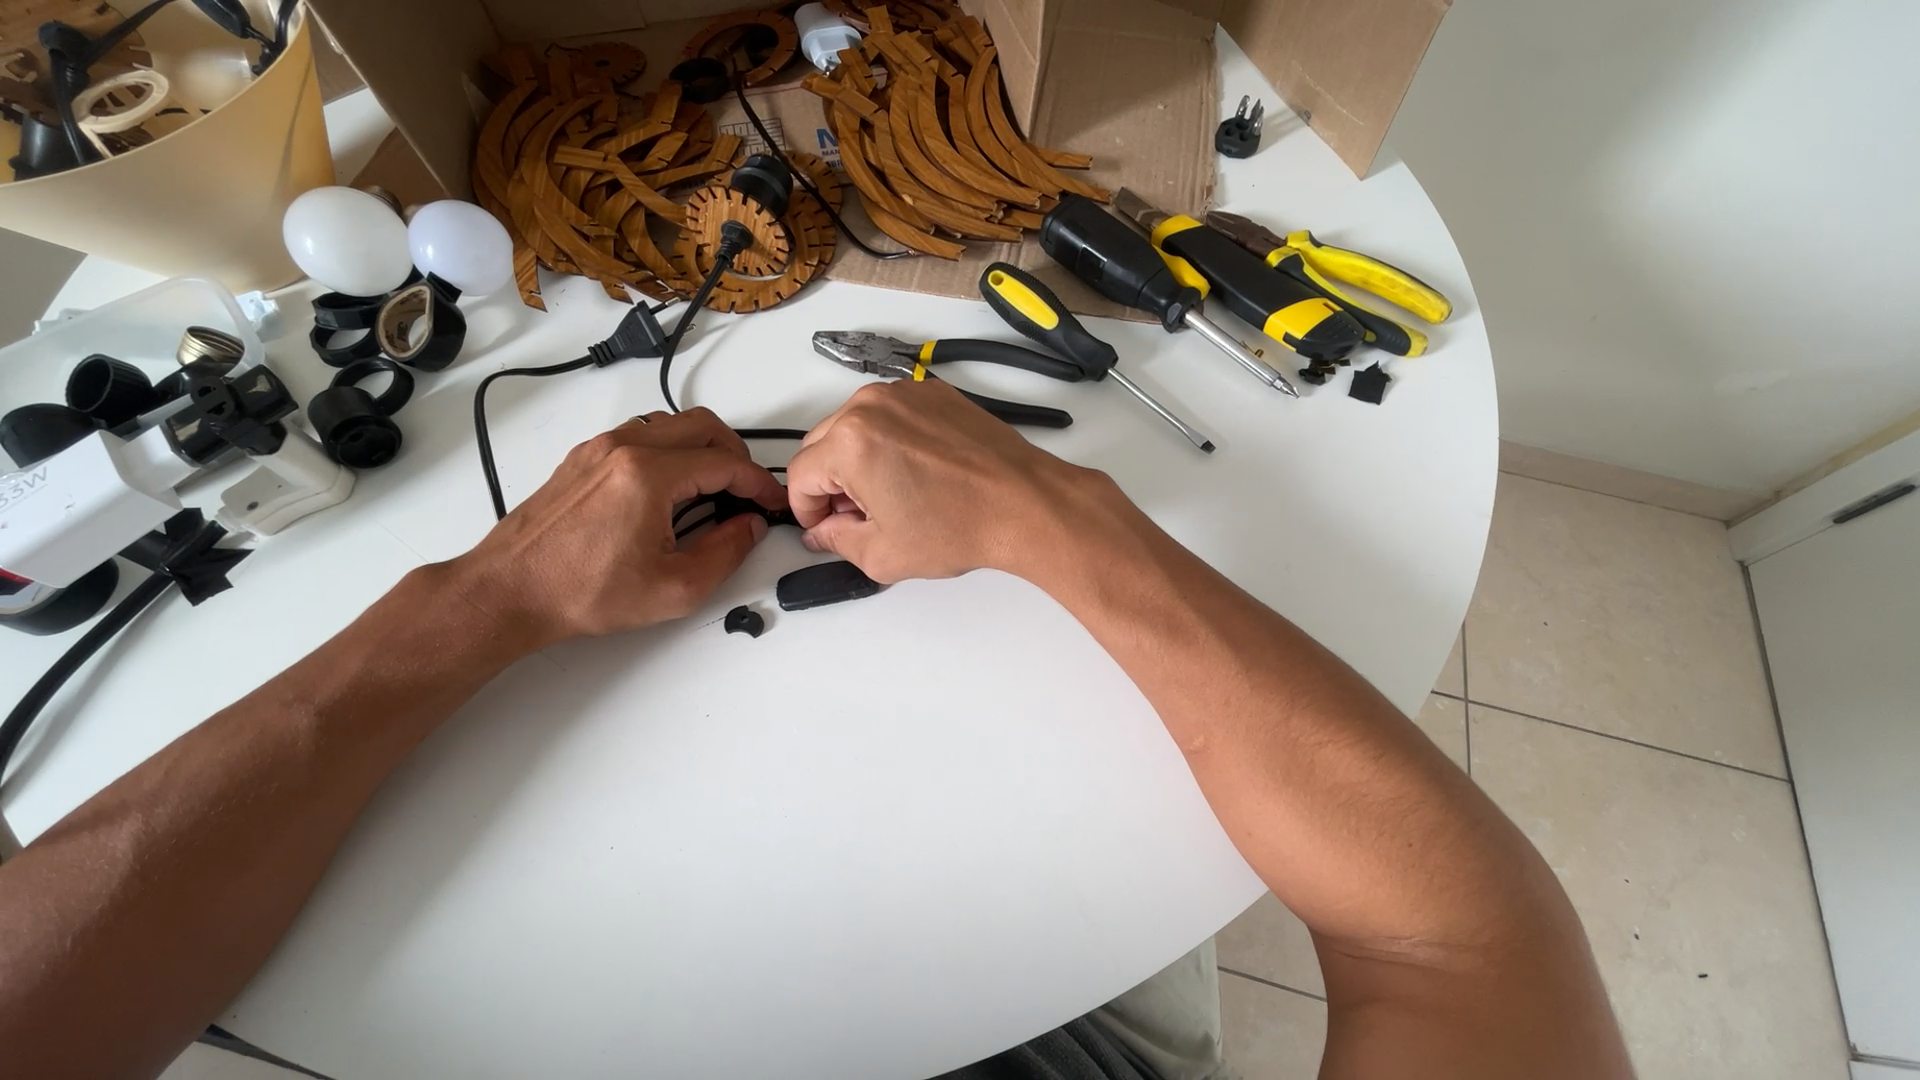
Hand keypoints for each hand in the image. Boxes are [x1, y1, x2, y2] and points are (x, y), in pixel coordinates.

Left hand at [450, 408, 785, 647]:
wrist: (508, 592)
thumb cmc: (582, 592)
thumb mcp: (675, 588)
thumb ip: (726, 552)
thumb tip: (748, 526)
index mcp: (648, 475)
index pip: (725, 463)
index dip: (758, 483)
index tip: (771, 503)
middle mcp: (623, 449)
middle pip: (702, 426)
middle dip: (736, 456)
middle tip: (747, 491)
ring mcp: (599, 449)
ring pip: (671, 425)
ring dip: (702, 448)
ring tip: (714, 489)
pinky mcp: (583, 459)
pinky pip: (641, 435)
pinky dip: (670, 451)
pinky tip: (673, 490)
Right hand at [785, 380, 1097, 583]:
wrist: (1023, 503)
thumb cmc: (963, 525)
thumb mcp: (883, 553)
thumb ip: (836, 541)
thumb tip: (823, 531)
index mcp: (851, 443)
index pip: (799, 475)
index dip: (806, 509)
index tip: (822, 526)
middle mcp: (872, 406)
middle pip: (821, 445)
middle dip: (830, 483)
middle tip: (856, 516)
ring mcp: (904, 395)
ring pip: (853, 426)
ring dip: (857, 460)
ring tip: (890, 496)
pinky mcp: (931, 394)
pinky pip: (890, 415)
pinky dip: (889, 440)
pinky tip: (914, 473)